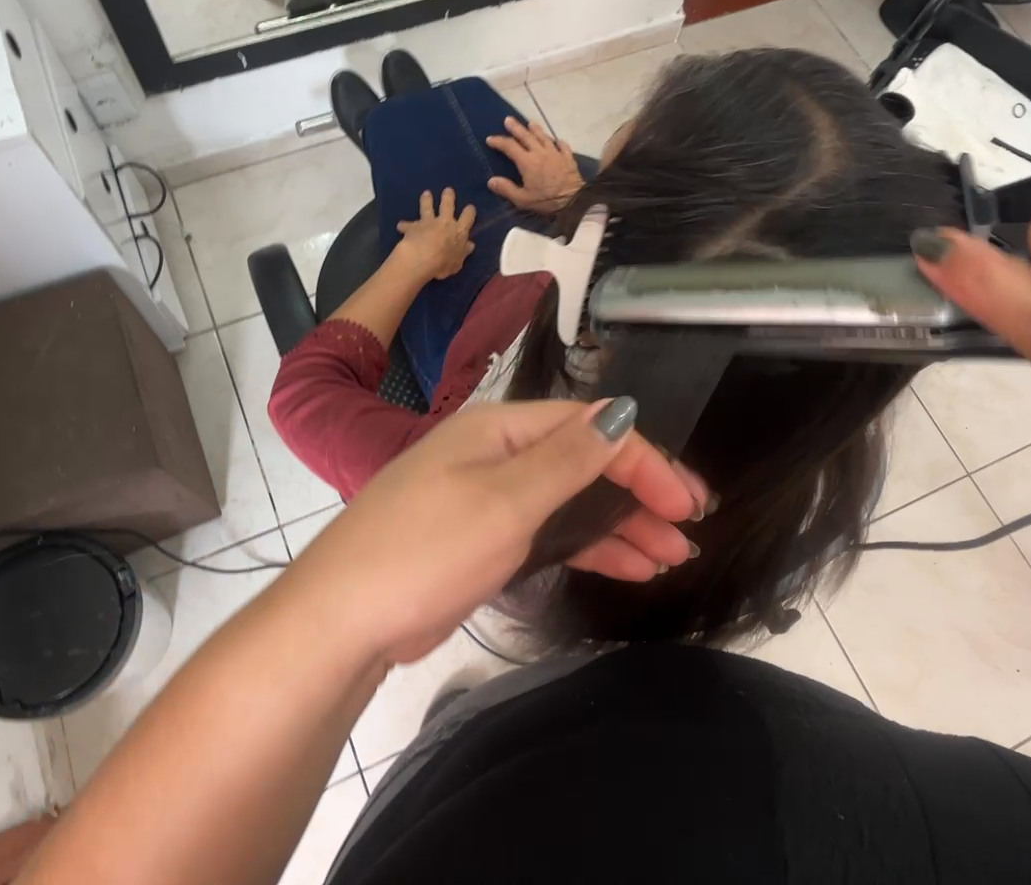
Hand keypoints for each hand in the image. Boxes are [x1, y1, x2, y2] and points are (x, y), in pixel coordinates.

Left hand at [282, 399, 704, 663]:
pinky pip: (546, 534)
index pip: (587, 428)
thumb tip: (622, 411)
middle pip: (582, 464)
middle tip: (688, 533)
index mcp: (498, 429)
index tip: (686, 504)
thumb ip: (568, 459)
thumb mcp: (505, 501)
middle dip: (638, 495)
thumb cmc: (425, 549)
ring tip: (671, 559)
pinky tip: (627, 568)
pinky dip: (585, 548)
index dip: (643, 460)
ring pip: (568, 503)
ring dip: (619, 527)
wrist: (342, 618)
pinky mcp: (480, 540)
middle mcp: (494, 455)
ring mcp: (485, 499)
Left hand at [393, 188, 476, 280]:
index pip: (468, 217)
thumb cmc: (443, 263)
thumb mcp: (457, 262)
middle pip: (448, 205)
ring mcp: (428, 223)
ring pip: (427, 207)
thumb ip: (463, 252)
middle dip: (448, 197)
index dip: (469, 212)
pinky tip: (400, 226)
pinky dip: (404, 225)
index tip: (470, 208)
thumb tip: (469, 245)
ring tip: (426, 194)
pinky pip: (407, 225)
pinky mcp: (413, 227)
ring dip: (426, 200)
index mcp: (459, 231)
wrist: (422, 259)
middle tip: (448, 190)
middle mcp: (445, 223)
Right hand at [486, 116, 583, 211]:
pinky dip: (557, 141)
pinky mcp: (568, 157)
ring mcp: (555, 153)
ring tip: (530, 123)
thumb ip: (506, 189)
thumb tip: (491, 180)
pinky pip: (562, 145)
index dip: (499, 141)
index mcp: (527, 162)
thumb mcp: (523, 199)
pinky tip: (556, 141)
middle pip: (526, 136)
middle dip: (516, 127)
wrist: (573, 201)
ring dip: (536, 129)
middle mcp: (540, 152)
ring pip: (543, 136)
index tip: (490, 139)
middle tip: (508, 120)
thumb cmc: (546, 200)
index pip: (510, 146)